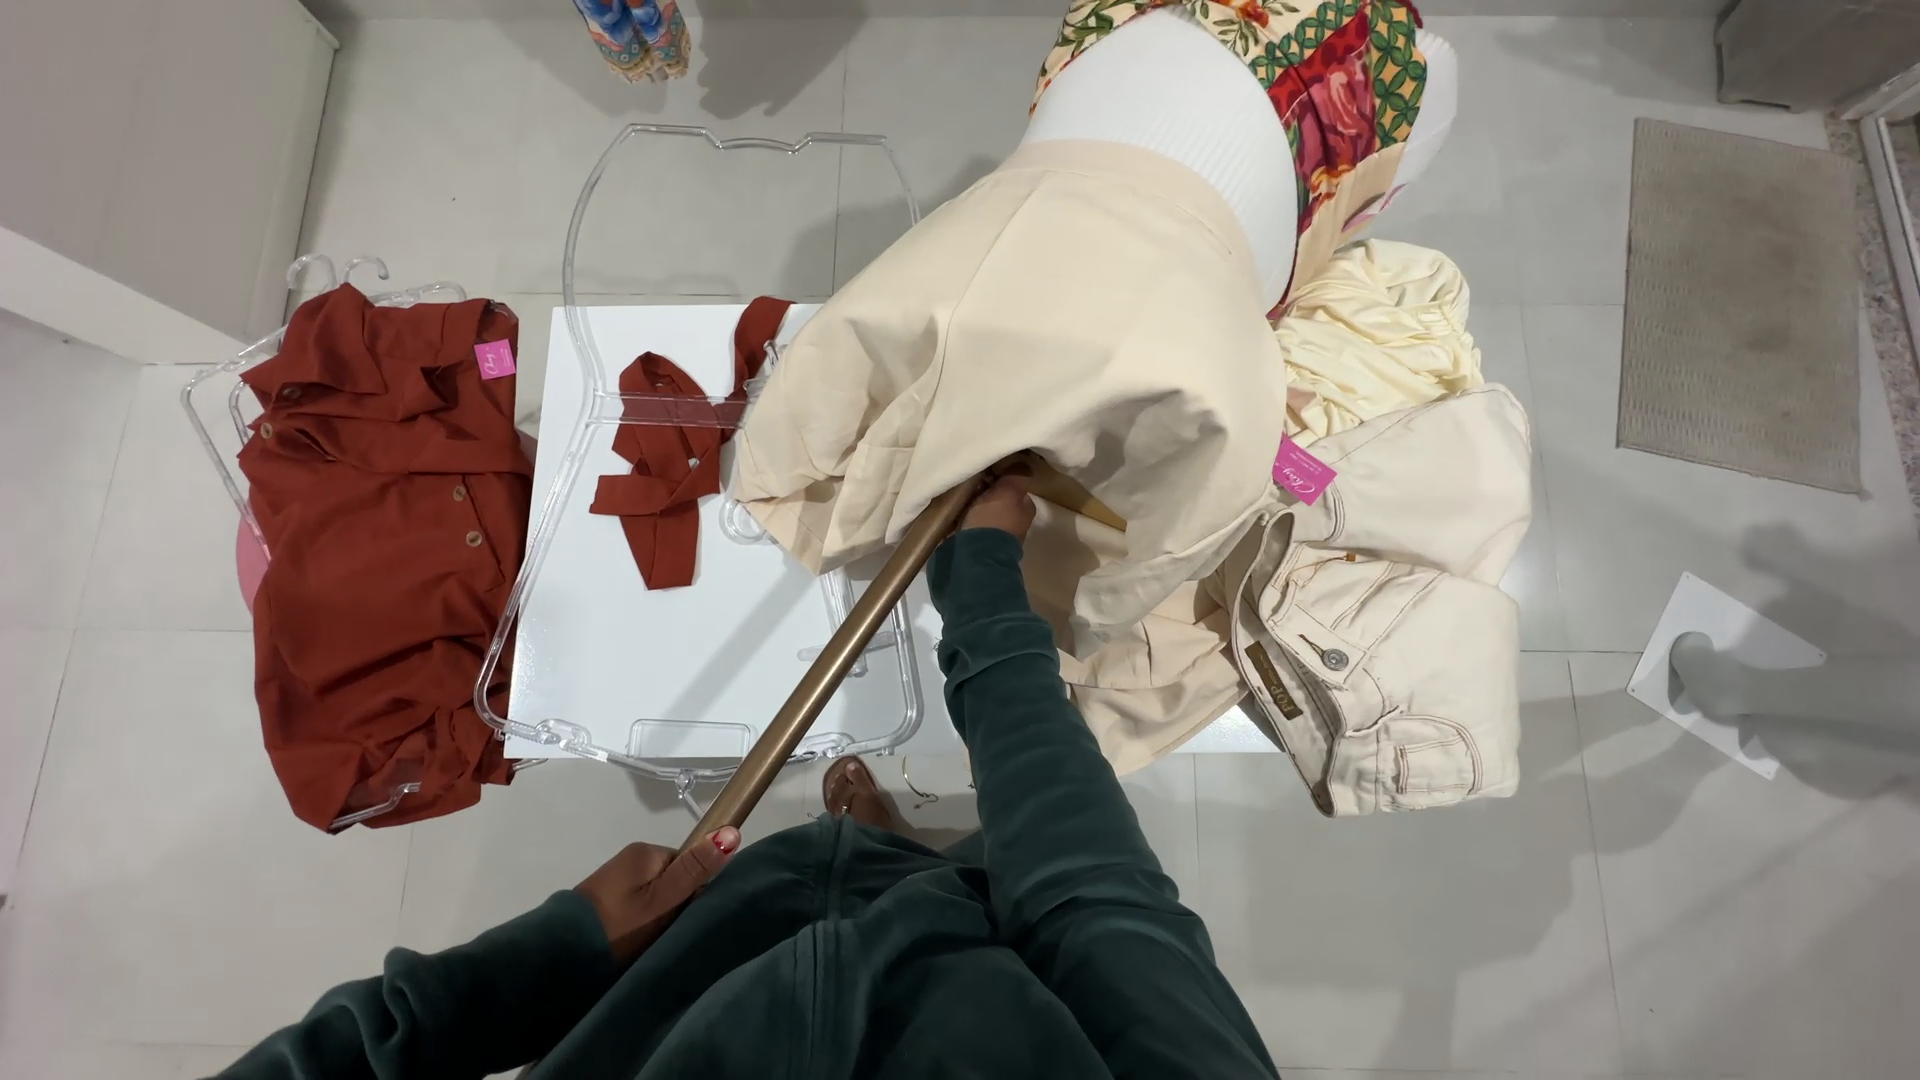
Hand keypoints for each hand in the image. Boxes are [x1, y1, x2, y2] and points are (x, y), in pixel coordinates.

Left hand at [575, 827, 738, 964]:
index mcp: (645, 851)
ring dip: (656, 917)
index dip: (693, 890)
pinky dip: (639, 925)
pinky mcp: (601, 904)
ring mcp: (612, 882)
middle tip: (669, 933)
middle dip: (675, 905)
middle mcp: (628, 859)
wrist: (556, 961)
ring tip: (652, 943)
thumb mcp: (663, 901)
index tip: (685, 916)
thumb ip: (695, 869)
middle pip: (670, 879)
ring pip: (652, 896)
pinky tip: (635, 944)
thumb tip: (732, 831)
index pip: (687, 863)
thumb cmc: (617, 928)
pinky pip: (634, 908)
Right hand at [961, 468, 1034, 542]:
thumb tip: (1022, 463)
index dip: (1001, 479)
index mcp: (1026, 510)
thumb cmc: (994, 519)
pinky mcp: (980, 547)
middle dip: (985, 493)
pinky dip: (964, 520)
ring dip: (974, 506)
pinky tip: (955, 515)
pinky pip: (972, 526)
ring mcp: (997, 538)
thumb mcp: (1008, 491)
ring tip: (959, 499)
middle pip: (999, 501)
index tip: (985, 474)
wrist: (976, 556)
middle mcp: (1016, 525)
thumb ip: (1015, 476)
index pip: (1015, 488)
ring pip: (985, 513)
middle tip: (970, 486)